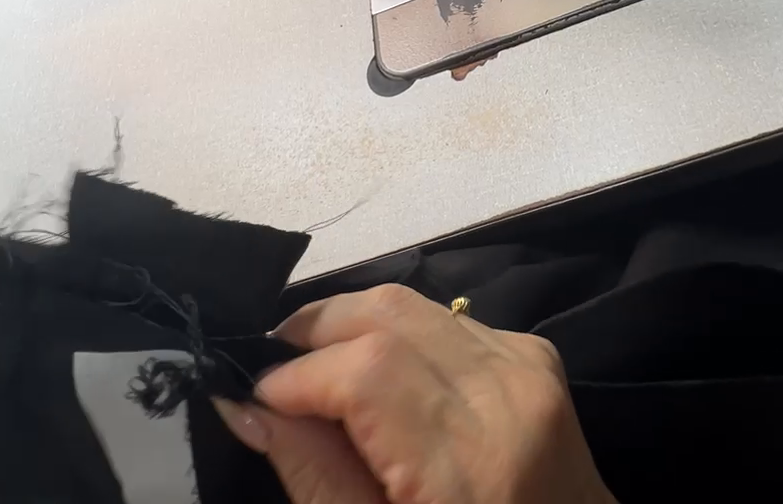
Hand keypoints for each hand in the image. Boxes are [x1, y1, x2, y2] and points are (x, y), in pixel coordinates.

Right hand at [215, 284, 614, 503]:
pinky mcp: (535, 352)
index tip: (254, 395)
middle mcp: (506, 393)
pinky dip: (401, 332)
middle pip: (392, 314)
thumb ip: (315, 477)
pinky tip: (381, 367)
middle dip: (319, 326)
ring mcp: (527, 364)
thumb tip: (247, 406)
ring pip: (417, 305)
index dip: (299, 374)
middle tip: (274, 362)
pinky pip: (449, 319)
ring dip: (354, 321)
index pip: (368, 370)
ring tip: (315, 360)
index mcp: (471, 462)